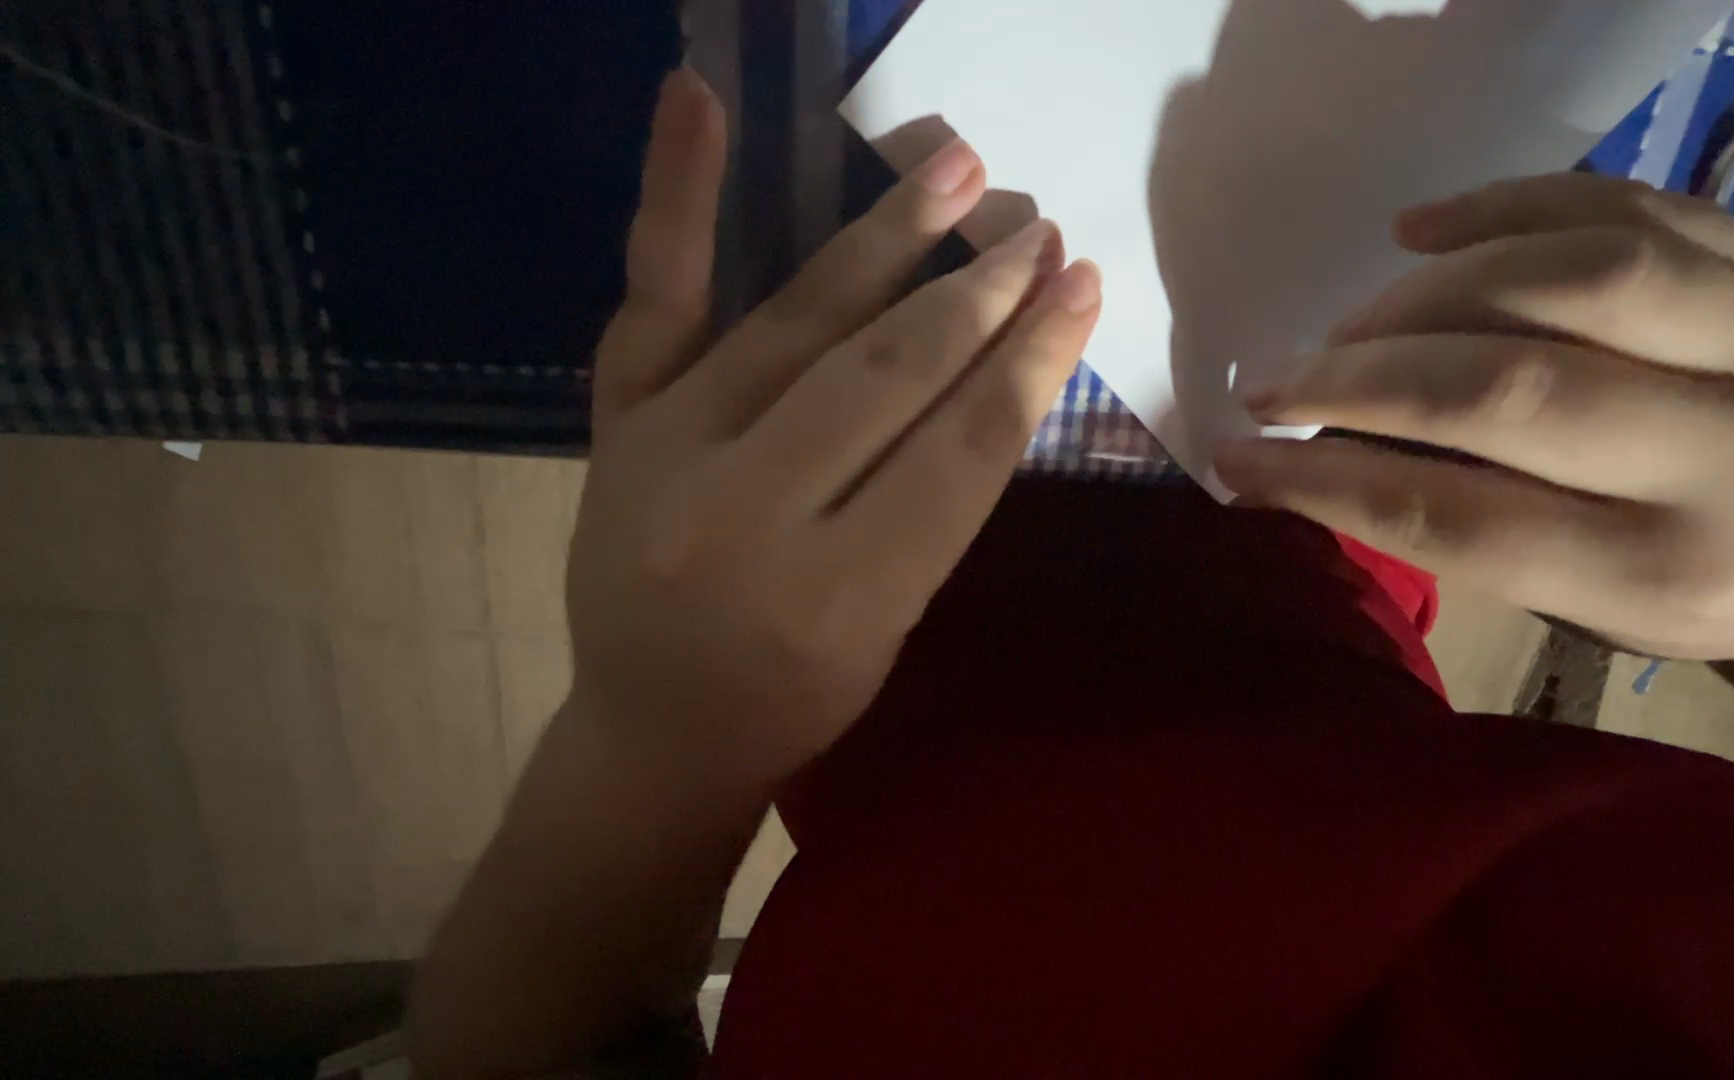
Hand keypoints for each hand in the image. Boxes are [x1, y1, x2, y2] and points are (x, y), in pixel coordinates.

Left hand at [567, 69, 1101, 787]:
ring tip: (960, 170)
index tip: (1082, 288)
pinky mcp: (619, 425)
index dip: (1032, 363)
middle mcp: (751, 518)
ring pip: (798, 325)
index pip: (961, 453)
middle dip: (978, 298)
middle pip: (889, 378)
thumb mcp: (891, 630)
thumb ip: (936, 514)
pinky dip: (676, 197)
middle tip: (1037, 230)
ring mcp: (670, 456)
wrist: (653, 732)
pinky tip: (699, 98)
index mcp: (841, 597)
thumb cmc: (794, 701)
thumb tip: (996, 378)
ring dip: (888, 240)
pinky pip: (652, 300)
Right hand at [1215, 172, 1733, 668]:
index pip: (1453, 516)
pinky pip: (1635, 207)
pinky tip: (1420, 230)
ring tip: (1350, 326)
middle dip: (1357, 381)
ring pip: (1580, 279)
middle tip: (1269, 383)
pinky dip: (1509, 205)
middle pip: (1511, 393)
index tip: (1235, 458)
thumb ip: (1444, 524)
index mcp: (1660, 572)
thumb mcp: (1563, 599)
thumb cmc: (1678, 596)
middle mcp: (1733, 456)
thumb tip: (1307, 454)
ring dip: (1424, 296)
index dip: (1321, 482)